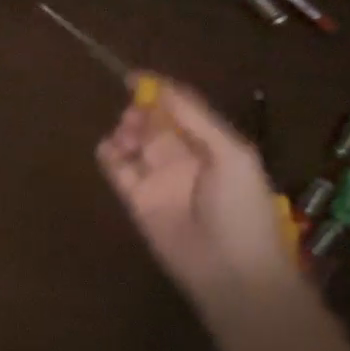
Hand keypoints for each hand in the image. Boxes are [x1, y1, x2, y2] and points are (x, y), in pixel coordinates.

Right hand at [96, 78, 293, 305]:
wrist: (233, 273)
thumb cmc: (241, 209)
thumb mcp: (231, 155)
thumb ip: (195, 118)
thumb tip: (157, 85)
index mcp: (211, 145)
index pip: (181, 108)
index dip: (159, 91)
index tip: (133, 77)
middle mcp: (183, 157)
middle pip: (152, 120)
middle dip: (140, 111)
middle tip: (136, 117)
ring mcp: (158, 178)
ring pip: (131, 139)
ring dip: (124, 130)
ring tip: (128, 139)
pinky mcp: (135, 198)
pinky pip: (115, 167)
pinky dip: (108, 153)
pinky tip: (113, 151)